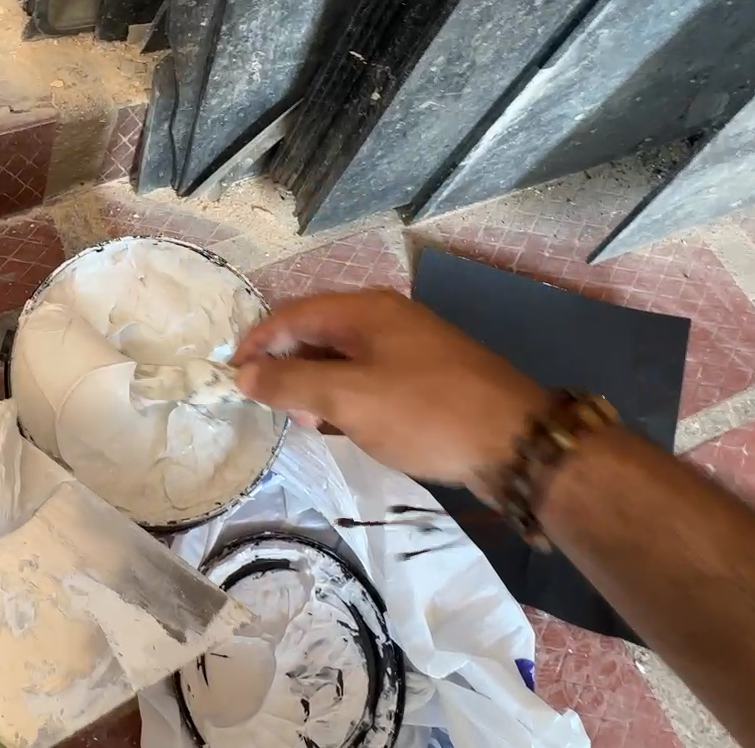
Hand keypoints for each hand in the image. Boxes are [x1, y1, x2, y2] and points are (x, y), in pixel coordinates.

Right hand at [233, 289, 546, 489]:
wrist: (521, 445)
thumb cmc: (425, 412)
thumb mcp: (348, 398)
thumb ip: (290, 383)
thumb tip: (244, 374)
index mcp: (363, 310)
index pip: (290, 315)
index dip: (257, 344)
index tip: (233, 376)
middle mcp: (382, 317)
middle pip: (314, 333)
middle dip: (287, 368)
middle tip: (277, 406)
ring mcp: (406, 345)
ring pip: (340, 357)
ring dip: (315, 385)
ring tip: (311, 422)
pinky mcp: (424, 374)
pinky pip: (366, 376)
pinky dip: (345, 395)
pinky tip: (345, 425)